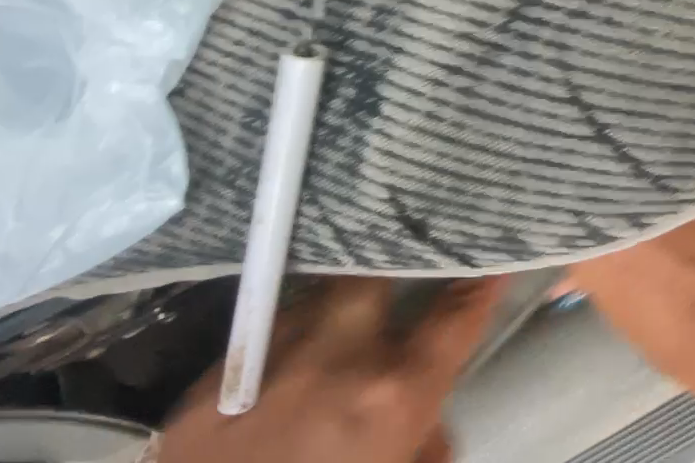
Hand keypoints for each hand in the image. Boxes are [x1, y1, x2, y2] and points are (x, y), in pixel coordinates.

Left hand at [160, 278, 504, 462]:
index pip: (460, 309)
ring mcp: (267, 371)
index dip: (481, 279)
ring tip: (341, 314)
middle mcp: (338, 363)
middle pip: (373, 276)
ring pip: (313, 300)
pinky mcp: (203, 394)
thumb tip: (428, 409)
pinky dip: (280, 343)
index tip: (492, 257)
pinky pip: (257, 343)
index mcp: (395, 393)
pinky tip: (284, 362)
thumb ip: (424, 437)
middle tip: (402, 265)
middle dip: (390, 266)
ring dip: (334, 305)